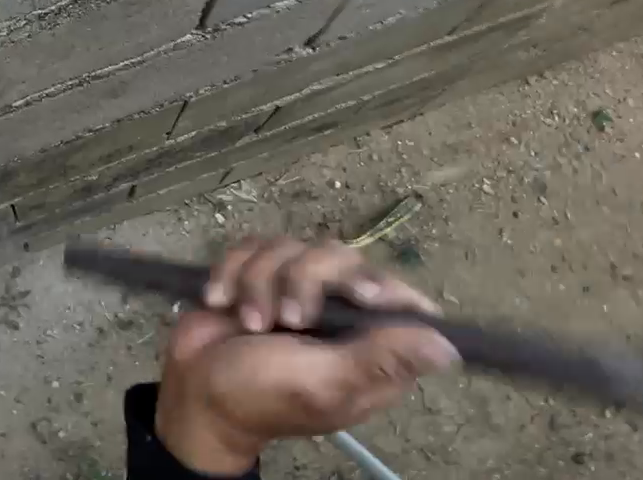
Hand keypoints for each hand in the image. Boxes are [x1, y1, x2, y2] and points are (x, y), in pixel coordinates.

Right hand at [154, 237, 457, 475]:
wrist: (193, 388)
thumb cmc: (260, 395)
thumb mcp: (322, 383)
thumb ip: (378, 360)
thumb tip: (449, 347)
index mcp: (368, 346)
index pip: (396, 294)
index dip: (377, 283)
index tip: (356, 294)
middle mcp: (336, 312)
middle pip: (335, 256)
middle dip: (300, 280)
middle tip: (285, 319)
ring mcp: (291, 289)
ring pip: (286, 246)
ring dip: (256, 282)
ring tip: (246, 321)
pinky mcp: (252, 275)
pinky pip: (247, 247)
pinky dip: (230, 272)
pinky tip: (220, 300)